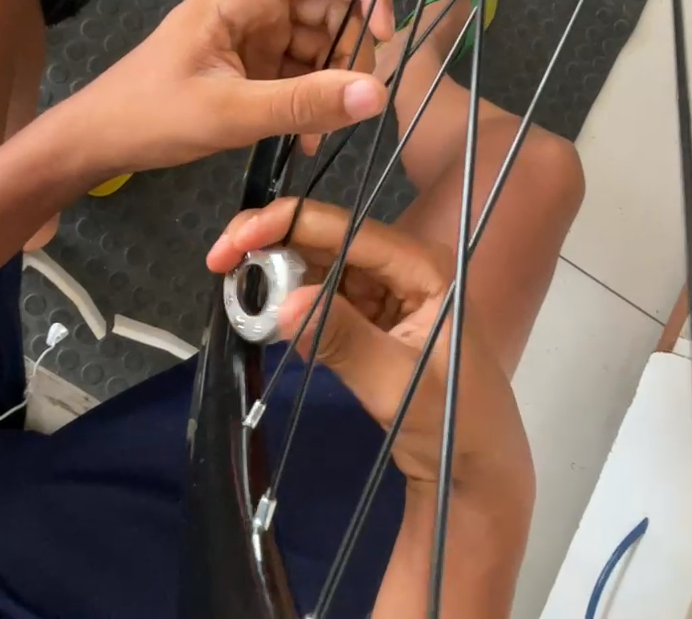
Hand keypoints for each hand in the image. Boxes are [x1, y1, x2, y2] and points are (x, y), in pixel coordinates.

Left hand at [53, 0, 396, 177]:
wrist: (101, 138)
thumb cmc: (152, 115)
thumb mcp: (231, 112)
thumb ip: (304, 103)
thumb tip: (377, 93)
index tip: (385, 38)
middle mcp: (256, 2)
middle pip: (332, 6)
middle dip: (353, 53)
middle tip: (352, 103)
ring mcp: (257, 31)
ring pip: (324, 42)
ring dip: (333, 85)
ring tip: (319, 134)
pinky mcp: (255, 60)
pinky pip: (303, 69)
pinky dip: (313, 100)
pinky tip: (305, 138)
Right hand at [206, 198, 532, 507]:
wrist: (473, 467)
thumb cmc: (451, 422)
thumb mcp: (395, 383)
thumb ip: (343, 339)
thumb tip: (285, 301)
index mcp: (422, 265)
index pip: (347, 228)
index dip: (287, 224)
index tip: (233, 241)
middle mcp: (404, 264)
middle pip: (329, 236)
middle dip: (272, 242)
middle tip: (218, 261)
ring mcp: (388, 287)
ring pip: (322, 261)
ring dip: (277, 269)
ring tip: (231, 281)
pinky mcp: (374, 312)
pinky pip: (325, 291)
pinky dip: (292, 296)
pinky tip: (262, 306)